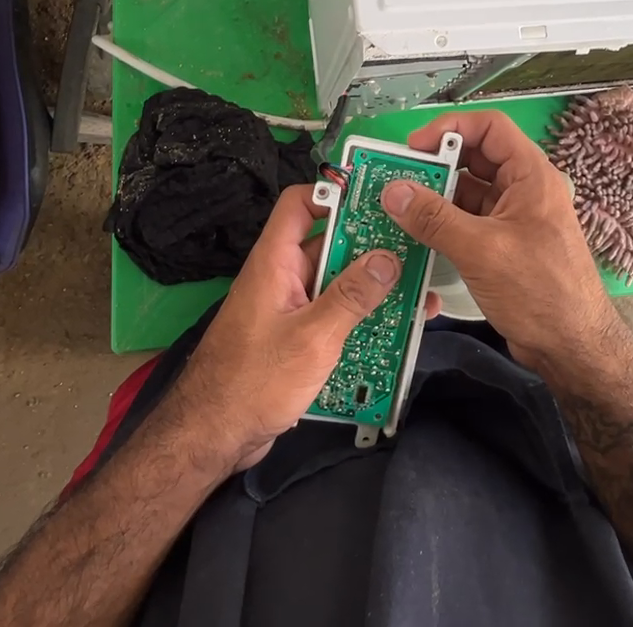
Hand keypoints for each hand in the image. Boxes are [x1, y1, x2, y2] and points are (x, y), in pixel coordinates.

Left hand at [160, 185, 413, 471]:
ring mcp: (290, 308)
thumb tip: (388, 256)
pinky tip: (396, 329)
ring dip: (374, 287)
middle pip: (331, 245)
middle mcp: (282, 277)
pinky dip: (362, 318)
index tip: (379, 199)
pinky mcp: (298, 337)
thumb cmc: (252, 382)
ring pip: (338, 283)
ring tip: (420, 292)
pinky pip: (335, 314)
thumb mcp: (311, 337)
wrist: (213, 439)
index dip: (335, 193)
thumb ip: (352, 296)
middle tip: (418, 246)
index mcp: (275, 263)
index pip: (300, 204)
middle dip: (373, 246)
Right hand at [380, 110, 621, 369]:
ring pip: (468, 192)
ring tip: (397, 205)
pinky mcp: (503, 246)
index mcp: (531, 175)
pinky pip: (468, 222)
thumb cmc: (538, 290)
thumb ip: (435, 218)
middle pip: (476, 158)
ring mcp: (514, 219)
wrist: (571, 348)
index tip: (413, 146)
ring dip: (436, 196)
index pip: (490, 127)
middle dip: (436, 164)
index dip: (450, 127)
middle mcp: (523, 190)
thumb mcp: (482, 250)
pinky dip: (443, 223)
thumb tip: (392, 190)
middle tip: (396, 177)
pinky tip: (415, 233)